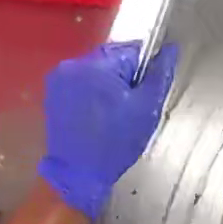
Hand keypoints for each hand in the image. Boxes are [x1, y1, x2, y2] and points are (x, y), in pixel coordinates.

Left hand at [38, 41, 178, 218]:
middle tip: (129, 110)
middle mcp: (74, 64)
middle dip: (124, 80)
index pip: (132, 50)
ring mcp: (59, 79)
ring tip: (112, 116)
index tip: (143, 96)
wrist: (78, 174)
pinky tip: (96, 119)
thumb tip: (170, 49)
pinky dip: (91, 97)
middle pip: (112, 60)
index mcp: (98, 64)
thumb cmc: (115, 143)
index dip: (144, 73)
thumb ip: (159, 75)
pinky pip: (80, 85)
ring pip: (96, 73)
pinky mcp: (52, 94)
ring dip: (107, 87)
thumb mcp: (146, 109)